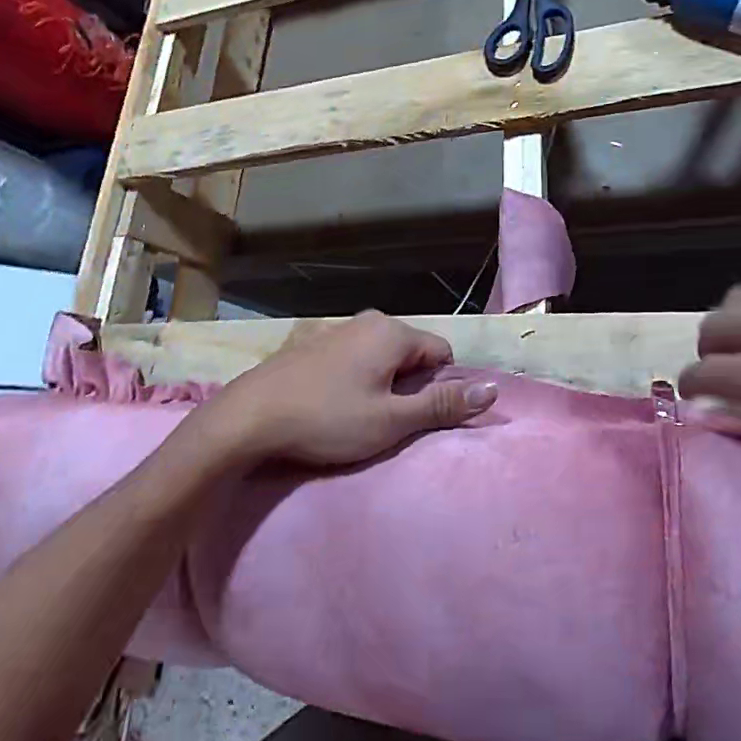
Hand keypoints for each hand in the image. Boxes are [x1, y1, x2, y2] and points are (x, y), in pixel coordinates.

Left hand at [193, 311, 497, 467]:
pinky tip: (327, 400)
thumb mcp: (392, 421)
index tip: (413, 416)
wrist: (247, 419)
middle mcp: (365, 319)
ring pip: (376, 354)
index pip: (441, 354)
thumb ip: (443, 405)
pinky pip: (347, 356)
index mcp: (391, 332)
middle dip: (407, 384)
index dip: (437, 388)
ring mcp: (332, 328)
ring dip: (378, 381)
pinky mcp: (306, 342)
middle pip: (409, 352)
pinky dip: (350, 375)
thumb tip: (493, 390)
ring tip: (354, 414)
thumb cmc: (327, 420)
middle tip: (384, 420)